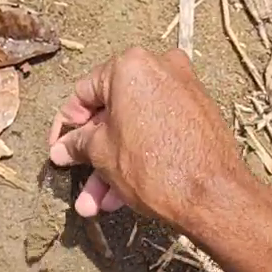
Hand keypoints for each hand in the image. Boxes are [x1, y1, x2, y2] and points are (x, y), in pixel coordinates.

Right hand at [46, 47, 250, 230]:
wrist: (213, 194)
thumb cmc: (155, 167)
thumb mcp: (103, 154)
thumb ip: (79, 145)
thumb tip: (62, 148)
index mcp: (131, 66)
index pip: (84, 92)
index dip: (66, 126)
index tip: (59, 150)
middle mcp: (161, 68)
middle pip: (112, 115)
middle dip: (93, 156)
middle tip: (79, 181)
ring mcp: (184, 91)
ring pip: (135, 130)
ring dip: (112, 167)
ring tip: (97, 205)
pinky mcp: (200, 116)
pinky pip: (157, 134)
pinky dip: (139, 159)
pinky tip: (122, 196)